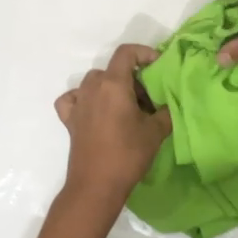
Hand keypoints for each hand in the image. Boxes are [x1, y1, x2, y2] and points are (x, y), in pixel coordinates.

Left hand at [55, 44, 171, 200]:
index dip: (144, 53)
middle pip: (113, 70)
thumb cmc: (128, 154)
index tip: (158, 67)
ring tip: (126, 109)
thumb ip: (165, 111)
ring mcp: (78, 103)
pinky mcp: (69, 120)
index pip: (126, 53)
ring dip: (112, 89)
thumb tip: (167, 104)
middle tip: (148, 102)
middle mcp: (92, 88)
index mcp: (113, 84)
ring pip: (95, 82)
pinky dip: (84, 99)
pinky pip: (73, 99)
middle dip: (133, 80)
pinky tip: (94, 111)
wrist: (97, 185)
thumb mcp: (156, 131)